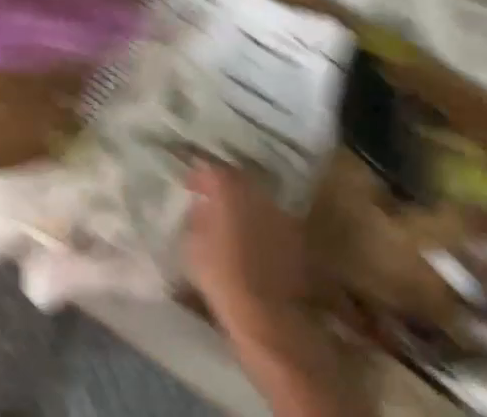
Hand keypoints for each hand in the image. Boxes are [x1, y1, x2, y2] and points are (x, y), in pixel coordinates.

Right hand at [184, 161, 309, 341]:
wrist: (267, 314)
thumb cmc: (221, 276)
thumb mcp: (192, 245)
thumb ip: (195, 219)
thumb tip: (201, 208)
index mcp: (231, 192)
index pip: (213, 171)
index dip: (199, 175)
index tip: (188, 184)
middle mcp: (260, 197)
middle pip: (240, 182)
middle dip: (224, 188)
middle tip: (210, 199)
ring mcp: (283, 217)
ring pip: (259, 202)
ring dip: (244, 207)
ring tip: (230, 222)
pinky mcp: (298, 241)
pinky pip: (273, 223)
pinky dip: (261, 227)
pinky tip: (252, 242)